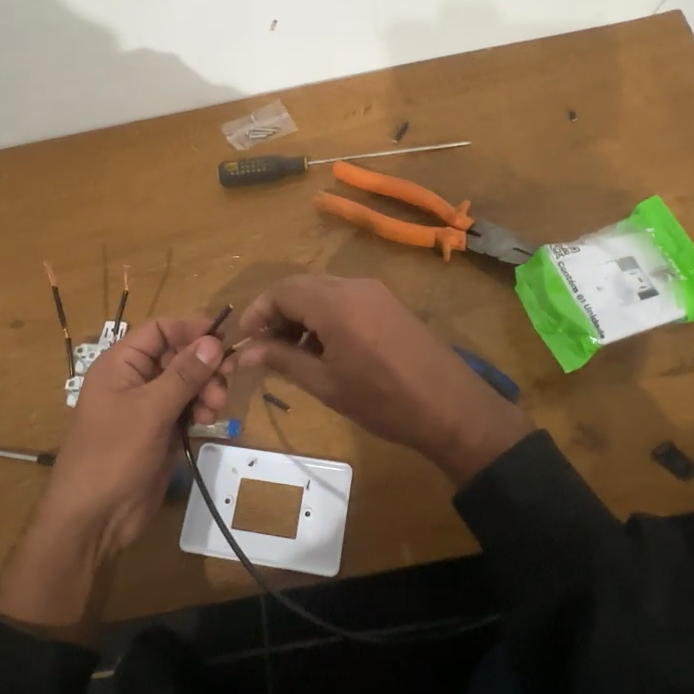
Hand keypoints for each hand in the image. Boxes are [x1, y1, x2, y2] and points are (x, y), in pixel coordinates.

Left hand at [0, 317, 226, 634]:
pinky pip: (187, 407)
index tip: (223, 340)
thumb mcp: (151, 410)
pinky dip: (201, 409)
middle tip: (226, 381)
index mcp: (121, 364)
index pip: (160, 330)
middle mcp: (134, 379)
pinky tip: (208, 421)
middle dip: (204, 366)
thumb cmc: (114, 455)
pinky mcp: (160, 431)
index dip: (191, 329)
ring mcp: (148, 407)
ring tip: (214, 408)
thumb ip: (184, 374)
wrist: (95, 517)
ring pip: (187, 383)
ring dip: (206, 389)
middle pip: (178, 355)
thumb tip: (215, 341)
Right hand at [227, 275, 531, 483]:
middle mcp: (354, 285)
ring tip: (291, 353)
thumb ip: (282, 359)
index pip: (281, 291)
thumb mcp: (325, 383)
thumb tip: (245, 351)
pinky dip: (325, 315)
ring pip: (323, 290)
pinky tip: (324, 348)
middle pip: (302, 286)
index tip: (244, 340)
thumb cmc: (382, 400)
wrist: (450, 407)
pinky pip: (346, 297)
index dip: (257, 312)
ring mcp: (375, 292)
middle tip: (263, 348)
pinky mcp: (389, 303)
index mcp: (334, 302)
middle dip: (277, 313)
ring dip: (301, 314)